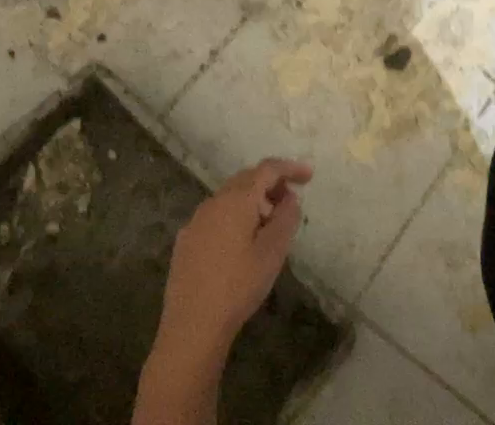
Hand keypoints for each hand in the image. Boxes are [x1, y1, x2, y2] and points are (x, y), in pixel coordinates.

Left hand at [151, 158, 313, 367]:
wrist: (192, 326)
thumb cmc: (239, 286)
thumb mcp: (273, 252)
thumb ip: (286, 218)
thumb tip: (290, 199)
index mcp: (236, 200)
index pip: (267, 170)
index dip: (290, 168)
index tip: (309, 176)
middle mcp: (213, 203)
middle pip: (246, 179)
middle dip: (271, 184)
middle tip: (291, 202)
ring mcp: (195, 222)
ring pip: (229, 198)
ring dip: (253, 201)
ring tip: (269, 225)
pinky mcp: (185, 242)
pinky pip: (215, 216)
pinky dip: (235, 217)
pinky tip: (241, 244)